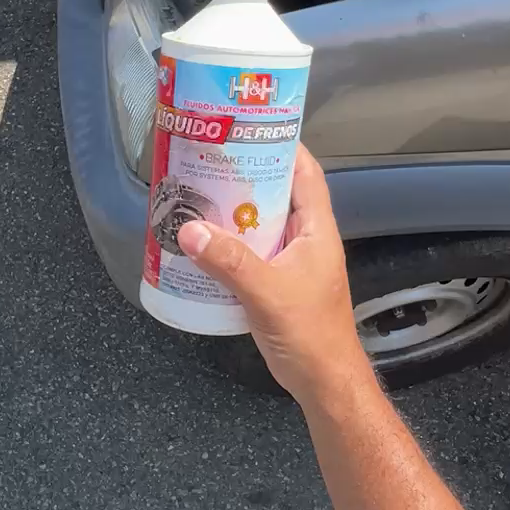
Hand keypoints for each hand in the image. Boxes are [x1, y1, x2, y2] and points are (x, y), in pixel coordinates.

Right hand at [178, 145, 375, 405]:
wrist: (322, 382)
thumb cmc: (308, 333)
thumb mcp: (267, 293)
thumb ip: (229, 261)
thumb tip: (187, 229)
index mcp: (316, 230)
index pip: (305, 173)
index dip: (282, 146)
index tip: (248, 127)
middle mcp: (304, 239)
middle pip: (276, 194)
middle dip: (245, 177)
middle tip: (207, 160)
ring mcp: (289, 261)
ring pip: (259, 223)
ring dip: (231, 211)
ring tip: (196, 193)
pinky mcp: (274, 282)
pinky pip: (248, 251)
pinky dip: (226, 242)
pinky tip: (199, 242)